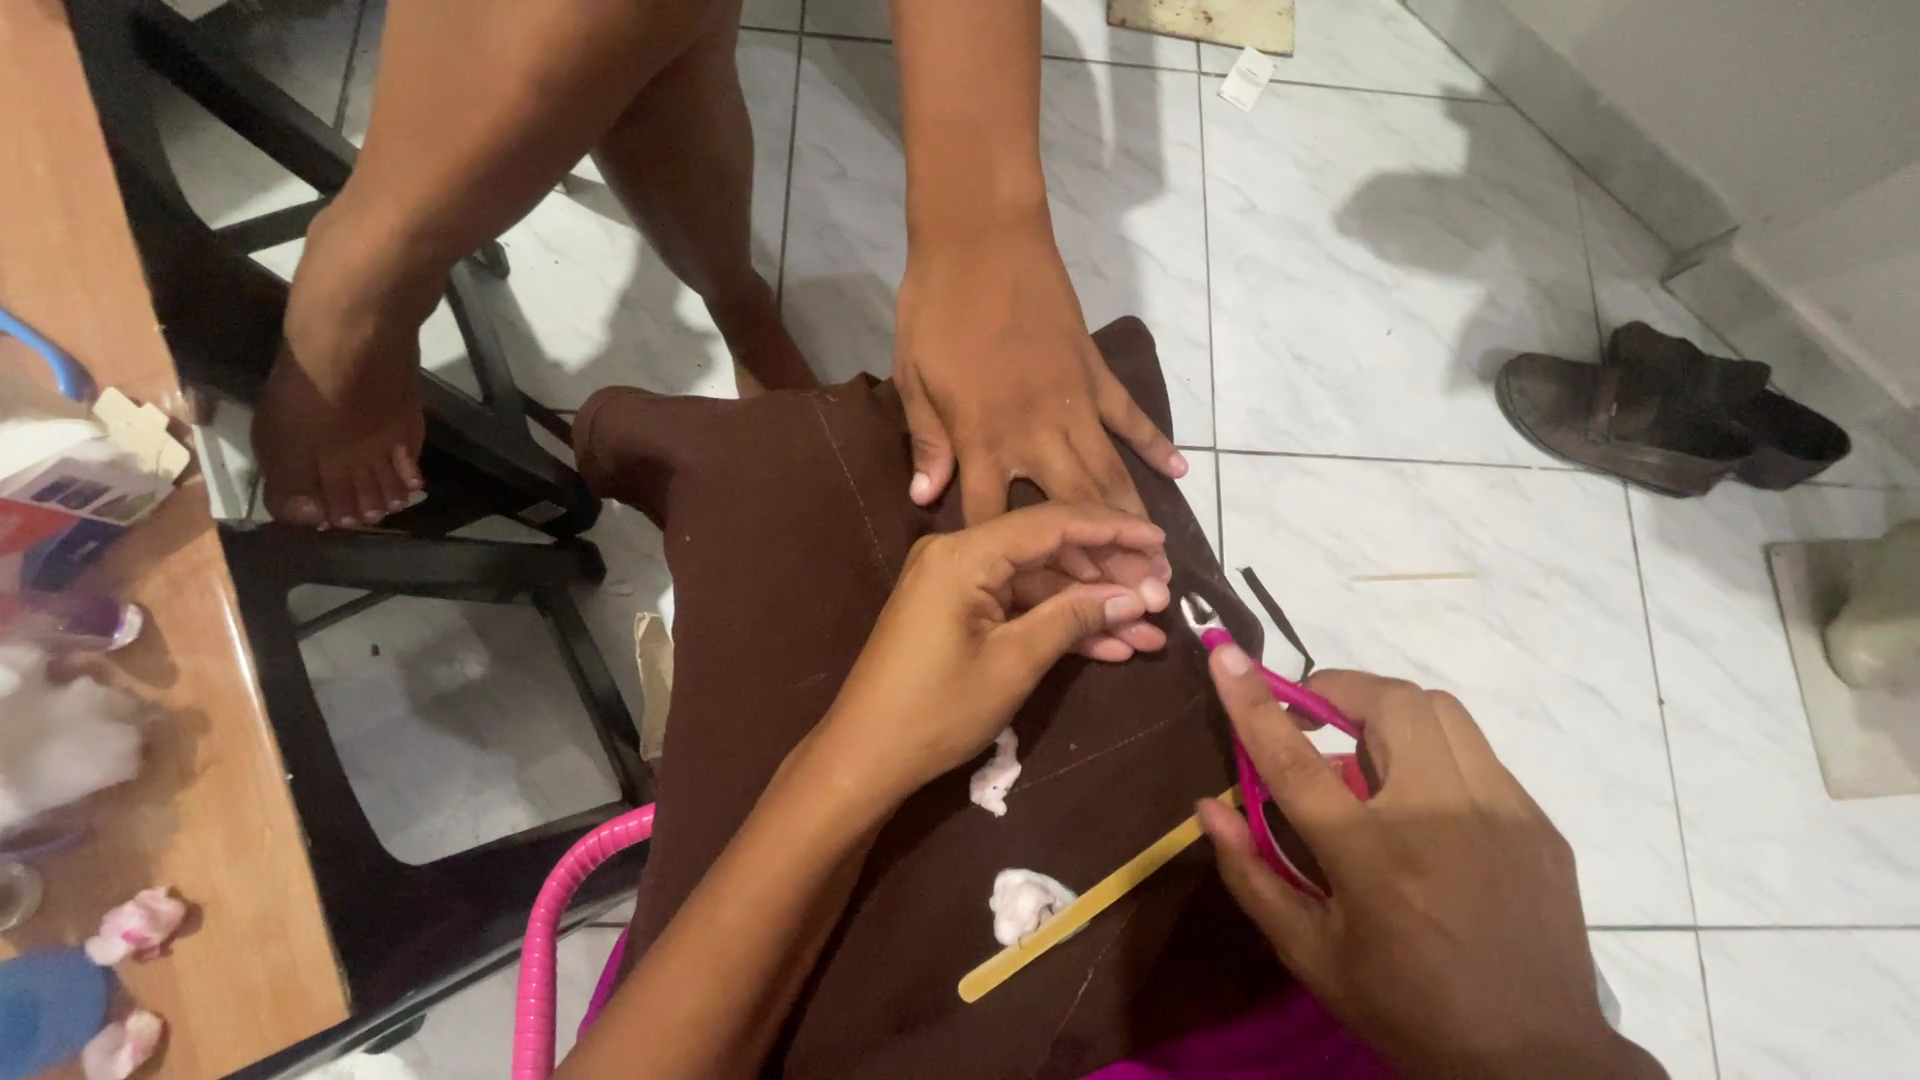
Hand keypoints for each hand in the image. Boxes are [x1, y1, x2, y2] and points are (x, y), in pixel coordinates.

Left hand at [817, 503, 1169, 805]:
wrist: (865, 756)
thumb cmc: (937, 710)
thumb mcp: (1014, 663)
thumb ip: (1073, 618)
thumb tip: (1132, 597)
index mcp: (963, 553)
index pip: (1051, 523)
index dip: (1111, 530)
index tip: (1162, 543)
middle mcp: (957, 553)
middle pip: (1048, 550)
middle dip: (1107, 577)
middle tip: (1161, 600)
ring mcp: (956, 583)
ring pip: (1038, 583)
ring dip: (1089, 608)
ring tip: (1147, 633)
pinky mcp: (957, 610)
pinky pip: (1016, 606)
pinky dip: (1057, 624)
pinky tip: (1108, 646)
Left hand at [894, 223, 1183, 657]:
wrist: (980, 237)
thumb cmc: (935, 310)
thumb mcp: (914, 378)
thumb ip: (927, 441)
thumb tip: (926, 497)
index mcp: (983, 440)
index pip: (999, 519)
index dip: (1022, 564)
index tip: (1046, 605)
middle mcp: (1036, 433)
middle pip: (1073, 509)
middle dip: (1104, 559)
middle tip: (1141, 598)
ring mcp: (1073, 403)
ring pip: (1108, 474)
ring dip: (1134, 519)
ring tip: (1161, 561)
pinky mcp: (1095, 373)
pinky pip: (1128, 417)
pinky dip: (1152, 443)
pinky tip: (1177, 471)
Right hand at [1196, 652, 1664, 1079]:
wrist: (1537, 1060)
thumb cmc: (1404, 1007)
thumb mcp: (1309, 954)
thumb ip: (1251, 873)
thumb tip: (1208, 806)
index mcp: (1373, 859)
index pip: (1296, 759)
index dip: (1252, 699)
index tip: (1224, 651)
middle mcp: (1441, 818)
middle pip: (1388, 703)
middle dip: (1336, 691)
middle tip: (1311, 719)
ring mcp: (1501, 813)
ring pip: (1438, 709)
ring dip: (1385, 709)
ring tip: (1364, 747)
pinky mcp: (1537, 821)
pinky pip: (1473, 749)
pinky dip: (1429, 747)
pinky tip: (1419, 794)